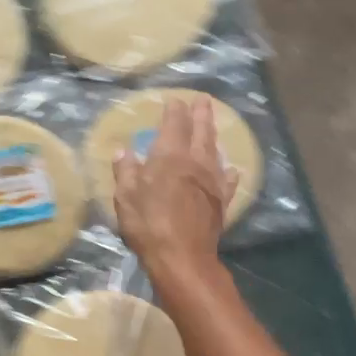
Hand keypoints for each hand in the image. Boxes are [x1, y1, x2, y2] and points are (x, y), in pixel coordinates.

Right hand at [114, 96, 238, 278]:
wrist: (181, 255)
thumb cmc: (147, 223)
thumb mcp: (125, 196)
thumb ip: (126, 171)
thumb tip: (124, 151)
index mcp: (169, 157)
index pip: (173, 126)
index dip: (174, 111)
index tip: (174, 100)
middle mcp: (195, 163)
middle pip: (201, 132)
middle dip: (200, 114)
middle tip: (202, 100)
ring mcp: (212, 181)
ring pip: (215, 151)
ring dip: (213, 135)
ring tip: (213, 125)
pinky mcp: (221, 200)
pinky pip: (227, 179)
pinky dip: (227, 170)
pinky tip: (231, 168)